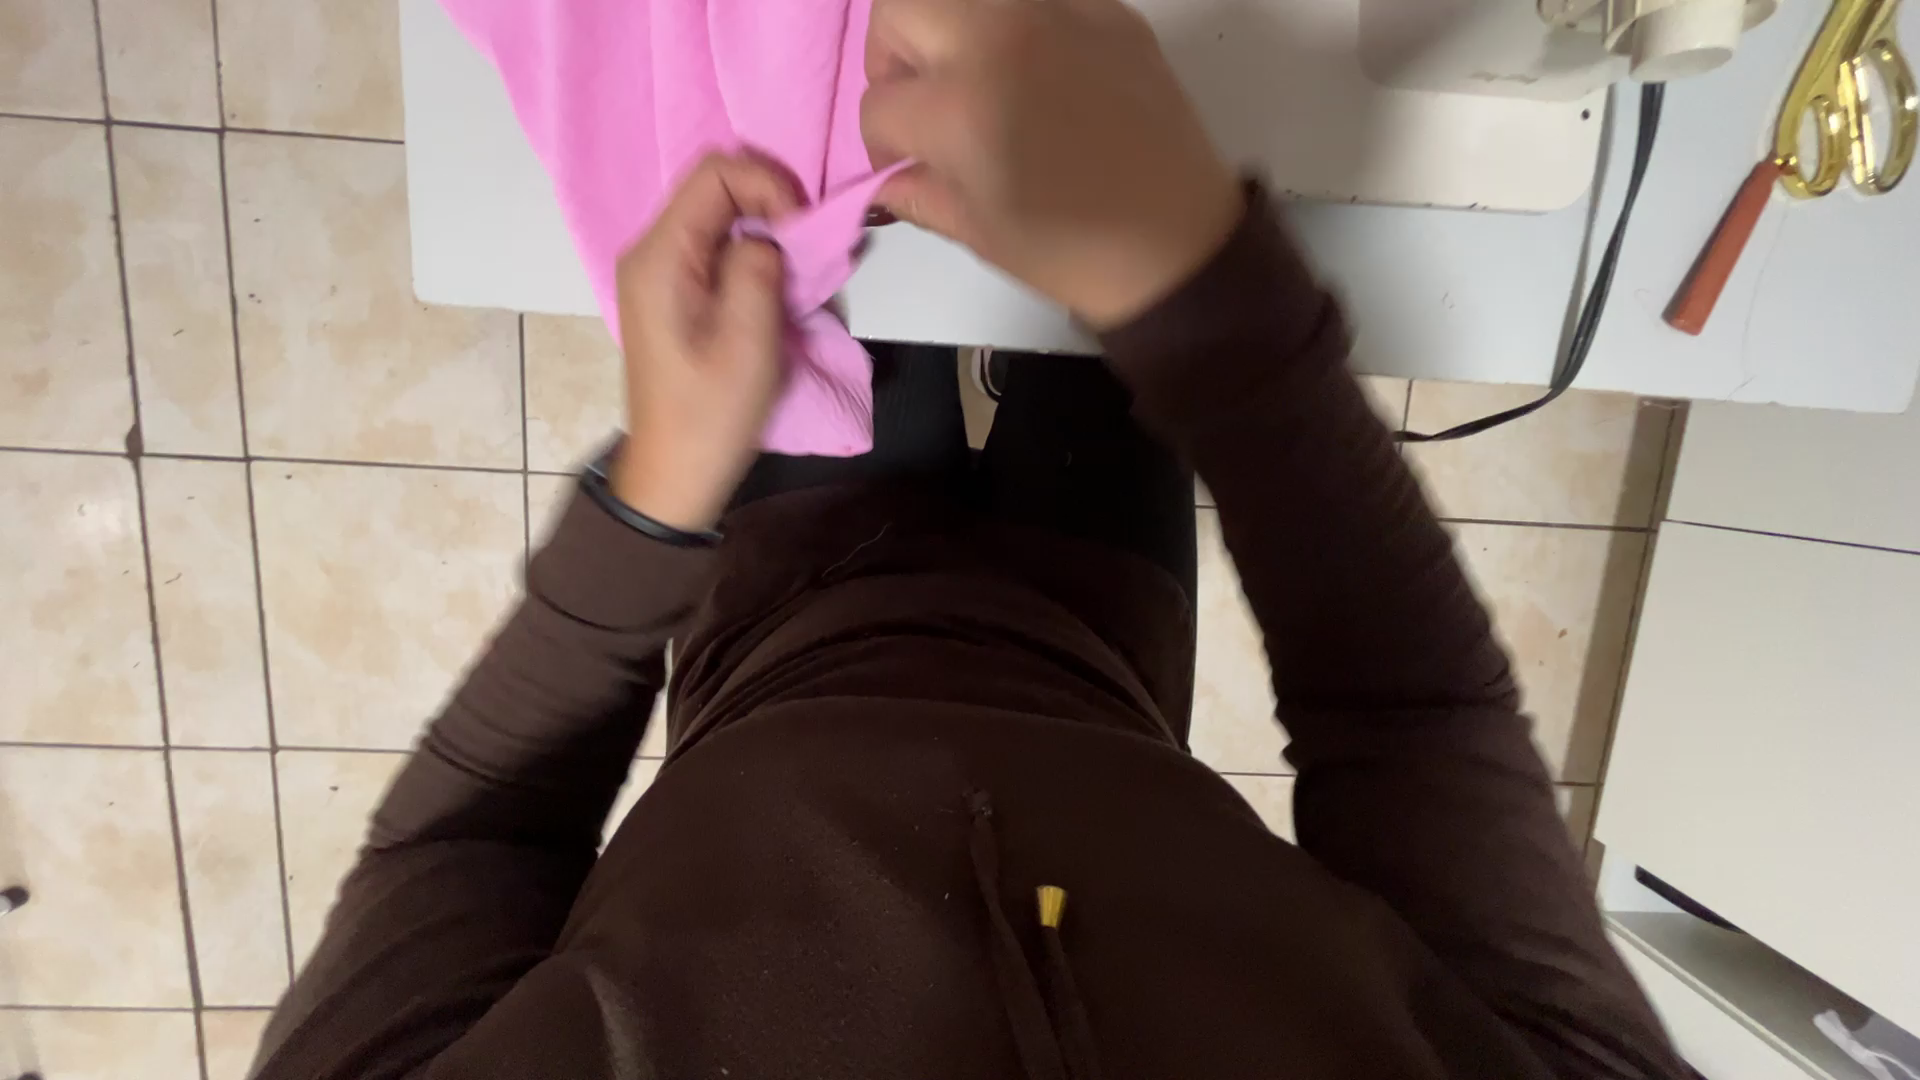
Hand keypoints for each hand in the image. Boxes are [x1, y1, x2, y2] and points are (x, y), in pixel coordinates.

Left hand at [610, 152, 800, 530]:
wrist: (676, 471)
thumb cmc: (711, 415)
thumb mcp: (747, 341)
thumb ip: (758, 269)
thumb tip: (770, 239)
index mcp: (661, 257)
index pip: (715, 173)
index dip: (769, 186)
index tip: (804, 233)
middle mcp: (651, 252)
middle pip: (715, 191)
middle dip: (771, 208)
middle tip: (808, 254)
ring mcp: (660, 274)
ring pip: (719, 221)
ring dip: (766, 237)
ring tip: (798, 275)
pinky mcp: (675, 295)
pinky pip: (716, 252)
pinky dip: (752, 259)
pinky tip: (775, 291)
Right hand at [861, 0, 1242, 328]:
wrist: (1173, 245)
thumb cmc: (1070, 254)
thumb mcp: (981, 235)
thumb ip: (919, 194)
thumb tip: (891, 175)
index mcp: (962, 109)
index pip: (880, 104)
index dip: (879, 143)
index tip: (900, 163)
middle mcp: (999, 37)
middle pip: (900, 7)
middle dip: (892, 58)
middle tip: (920, 103)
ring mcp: (1055, 11)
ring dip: (946, 29)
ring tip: (970, 79)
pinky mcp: (1104, 6)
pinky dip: (1011, 26)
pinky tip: (1032, 73)